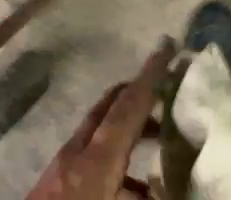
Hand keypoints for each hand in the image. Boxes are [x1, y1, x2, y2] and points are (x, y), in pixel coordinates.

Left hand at [27, 39, 175, 199]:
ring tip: (161, 138)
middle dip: (137, 93)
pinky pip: (90, 159)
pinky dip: (114, 160)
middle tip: (168, 86)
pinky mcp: (54, 184)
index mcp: (93, 160)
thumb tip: (176, 180)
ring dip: (128, 131)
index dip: (150, 76)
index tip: (167, 46)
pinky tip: (135, 182)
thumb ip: (151, 192)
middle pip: (108, 109)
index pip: (127, 106)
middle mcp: (75, 153)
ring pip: (99, 134)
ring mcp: (60, 168)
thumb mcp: (113, 197)